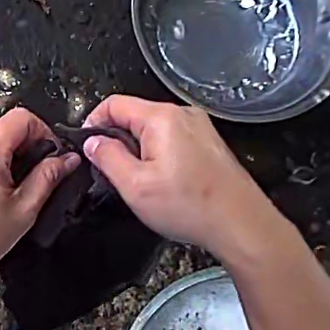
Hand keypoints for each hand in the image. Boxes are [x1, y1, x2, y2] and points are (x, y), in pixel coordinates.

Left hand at [0, 108, 79, 287]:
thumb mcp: (24, 210)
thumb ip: (49, 177)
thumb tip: (67, 159)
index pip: (21, 117)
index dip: (43, 132)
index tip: (51, 154)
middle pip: (7, 129)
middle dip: (26, 149)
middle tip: (34, 179)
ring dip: (8, 159)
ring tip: (11, 191)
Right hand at [81, 95, 286, 256]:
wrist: (241, 225)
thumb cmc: (193, 207)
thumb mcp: (135, 186)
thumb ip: (107, 158)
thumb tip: (92, 142)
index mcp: (162, 118)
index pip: (114, 104)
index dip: (94, 122)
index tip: (88, 144)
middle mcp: (183, 115)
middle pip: (134, 116)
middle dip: (118, 140)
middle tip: (114, 172)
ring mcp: (199, 128)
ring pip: (153, 130)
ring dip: (139, 151)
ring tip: (143, 183)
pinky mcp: (207, 144)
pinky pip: (172, 140)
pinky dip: (159, 156)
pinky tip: (164, 184)